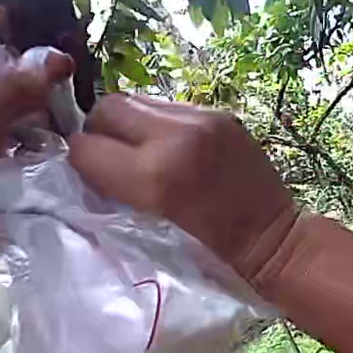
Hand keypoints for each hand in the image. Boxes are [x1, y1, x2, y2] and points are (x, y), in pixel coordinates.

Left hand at [0, 7, 73, 223]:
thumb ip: (8, 87)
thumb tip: (58, 60)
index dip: (0, 26)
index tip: (41, 17)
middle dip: (29, 68)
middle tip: (72, 63)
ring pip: (8, 110)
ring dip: (36, 104)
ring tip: (72, 99)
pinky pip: (12, 141)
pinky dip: (33, 136)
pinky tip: (57, 136)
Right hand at [68, 95, 299, 284]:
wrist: (272, 240)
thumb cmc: (207, 252)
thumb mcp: (147, 230)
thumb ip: (112, 191)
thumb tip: (86, 163)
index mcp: (154, 176)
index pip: (85, 146)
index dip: (80, 162)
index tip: (89, 176)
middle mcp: (175, 135)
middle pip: (105, 108)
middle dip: (98, 132)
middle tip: (109, 158)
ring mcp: (199, 117)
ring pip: (133, 100)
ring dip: (126, 125)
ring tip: (138, 152)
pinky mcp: (216, 111)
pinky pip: (164, 106)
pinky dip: (154, 124)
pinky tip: (167, 148)